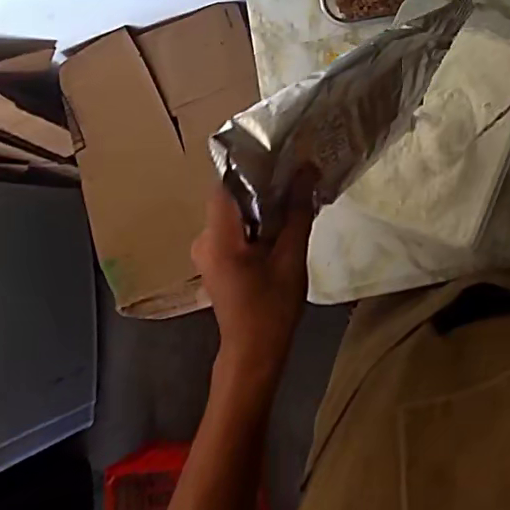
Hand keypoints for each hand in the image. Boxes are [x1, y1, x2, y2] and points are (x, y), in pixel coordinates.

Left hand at [191, 183, 313, 382]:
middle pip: (229, 196)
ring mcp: (205, 250)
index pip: (226, 183)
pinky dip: (253, 221)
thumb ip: (297, 212)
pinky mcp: (214, 259)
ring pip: (232, 212)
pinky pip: (232, 228)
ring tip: (290, 193)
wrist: (253, 355)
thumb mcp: (291, 259)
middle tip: (291, 172)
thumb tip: (306, 171)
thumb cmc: (271, 309)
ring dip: (258, 203)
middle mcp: (203, 238)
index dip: (250, 165)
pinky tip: (278, 221)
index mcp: (217, 237)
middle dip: (259, 184)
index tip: (277, 153)